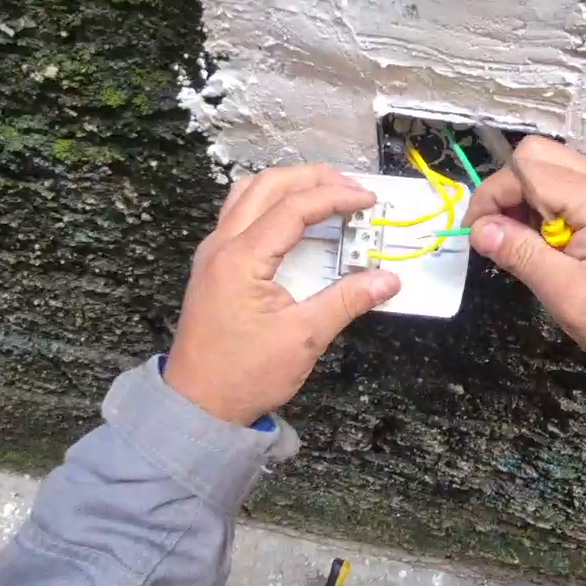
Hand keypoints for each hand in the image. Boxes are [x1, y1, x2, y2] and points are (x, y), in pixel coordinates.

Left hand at [166, 164, 401, 423]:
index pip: (293, 207)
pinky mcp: (213, 266)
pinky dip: (270, 202)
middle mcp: (221, 245)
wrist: (196, 407)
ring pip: (247, 193)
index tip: (368, 199)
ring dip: (287, 184)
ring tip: (324, 191)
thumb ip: (347, 301)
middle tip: (351, 185)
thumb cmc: (244, 375)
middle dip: (312, 178)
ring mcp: (212, 253)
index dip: (335, 197)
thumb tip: (388, 280)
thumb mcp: (303, 338)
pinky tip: (293, 218)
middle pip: (267, 185)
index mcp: (241, 258)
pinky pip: (239, 213)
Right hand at [463, 138, 585, 365]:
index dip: (490, 196)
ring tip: (522, 242)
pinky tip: (549, 240)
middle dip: (506, 189)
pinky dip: (548, 202)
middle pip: (537, 154)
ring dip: (526, 195)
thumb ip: (520, 254)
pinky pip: (572, 184)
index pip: (525, 170)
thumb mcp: (566, 293)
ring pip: (553, 165)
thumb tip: (478, 230)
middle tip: (498, 234)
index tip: (475, 234)